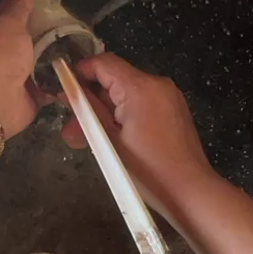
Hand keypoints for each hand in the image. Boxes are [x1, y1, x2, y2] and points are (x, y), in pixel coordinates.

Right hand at [63, 53, 220, 203]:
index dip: (79, 72)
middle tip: (72, 128)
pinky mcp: (174, 111)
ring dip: (105, 112)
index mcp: (140, 87)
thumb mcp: (109, 141)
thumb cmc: (146, 169)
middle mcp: (157, 84)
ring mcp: (168, 97)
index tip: (63, 92)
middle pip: (115, 78)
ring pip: (127, 93)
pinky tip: (112, 140)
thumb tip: (69, 92)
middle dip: (90, 101)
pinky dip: (124, 115)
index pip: (103, 62)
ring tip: (87, 140)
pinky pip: (142, 103)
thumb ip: (88, 111)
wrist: (189, 190)